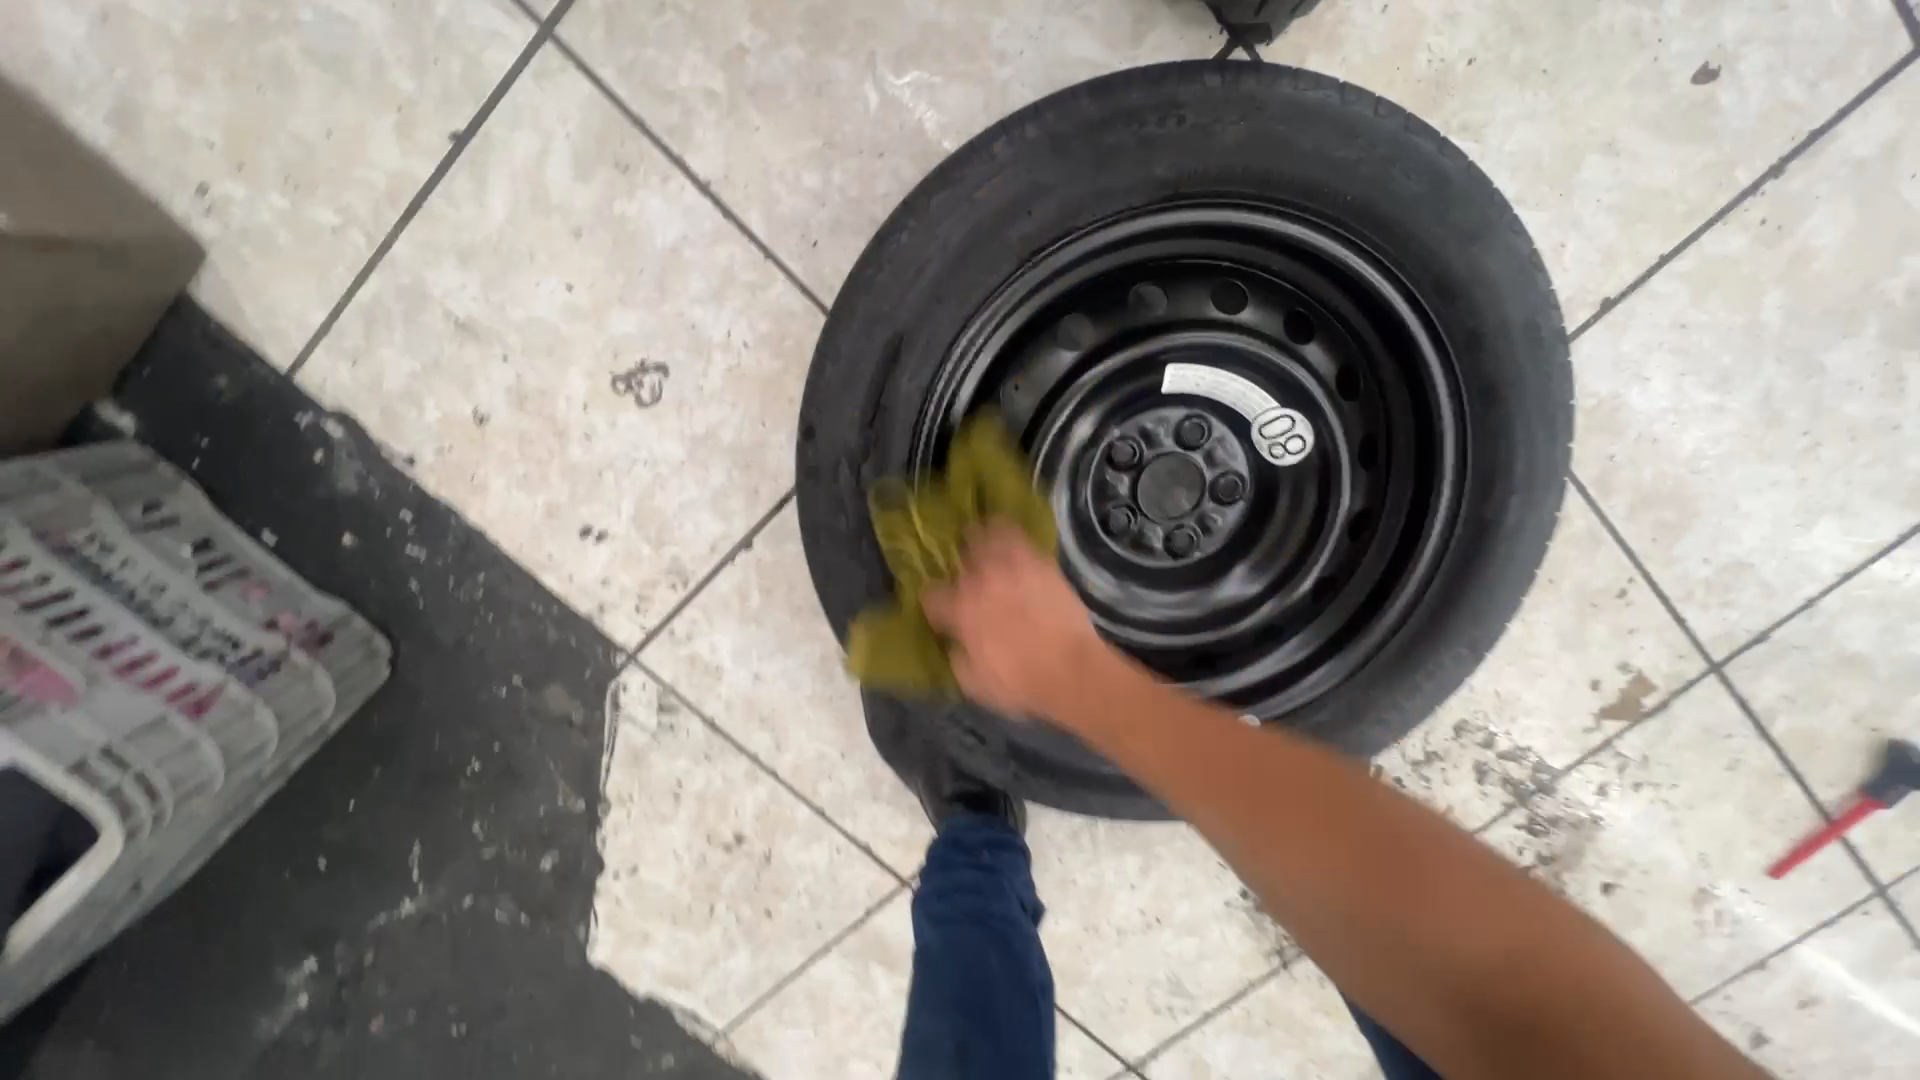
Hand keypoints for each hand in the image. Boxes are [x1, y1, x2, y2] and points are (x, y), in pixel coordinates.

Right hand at [921, 522, 1113, 719]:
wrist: (1073, 671)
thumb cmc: (1020, 683)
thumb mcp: (974, 682)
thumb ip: (959, 656)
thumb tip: (956, 643)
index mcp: (959, 611)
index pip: (931, 595)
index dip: (934, 601)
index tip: (942, 608)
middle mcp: (979, 583)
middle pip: (959, 558)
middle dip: (959, 562)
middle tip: (966, 570)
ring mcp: (1010, 568)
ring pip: (987, 536)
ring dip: (982, 538)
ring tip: (986, 541)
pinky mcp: (1041, 563)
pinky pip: (1020, 537)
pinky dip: (1012, 535)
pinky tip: (1014, 539)